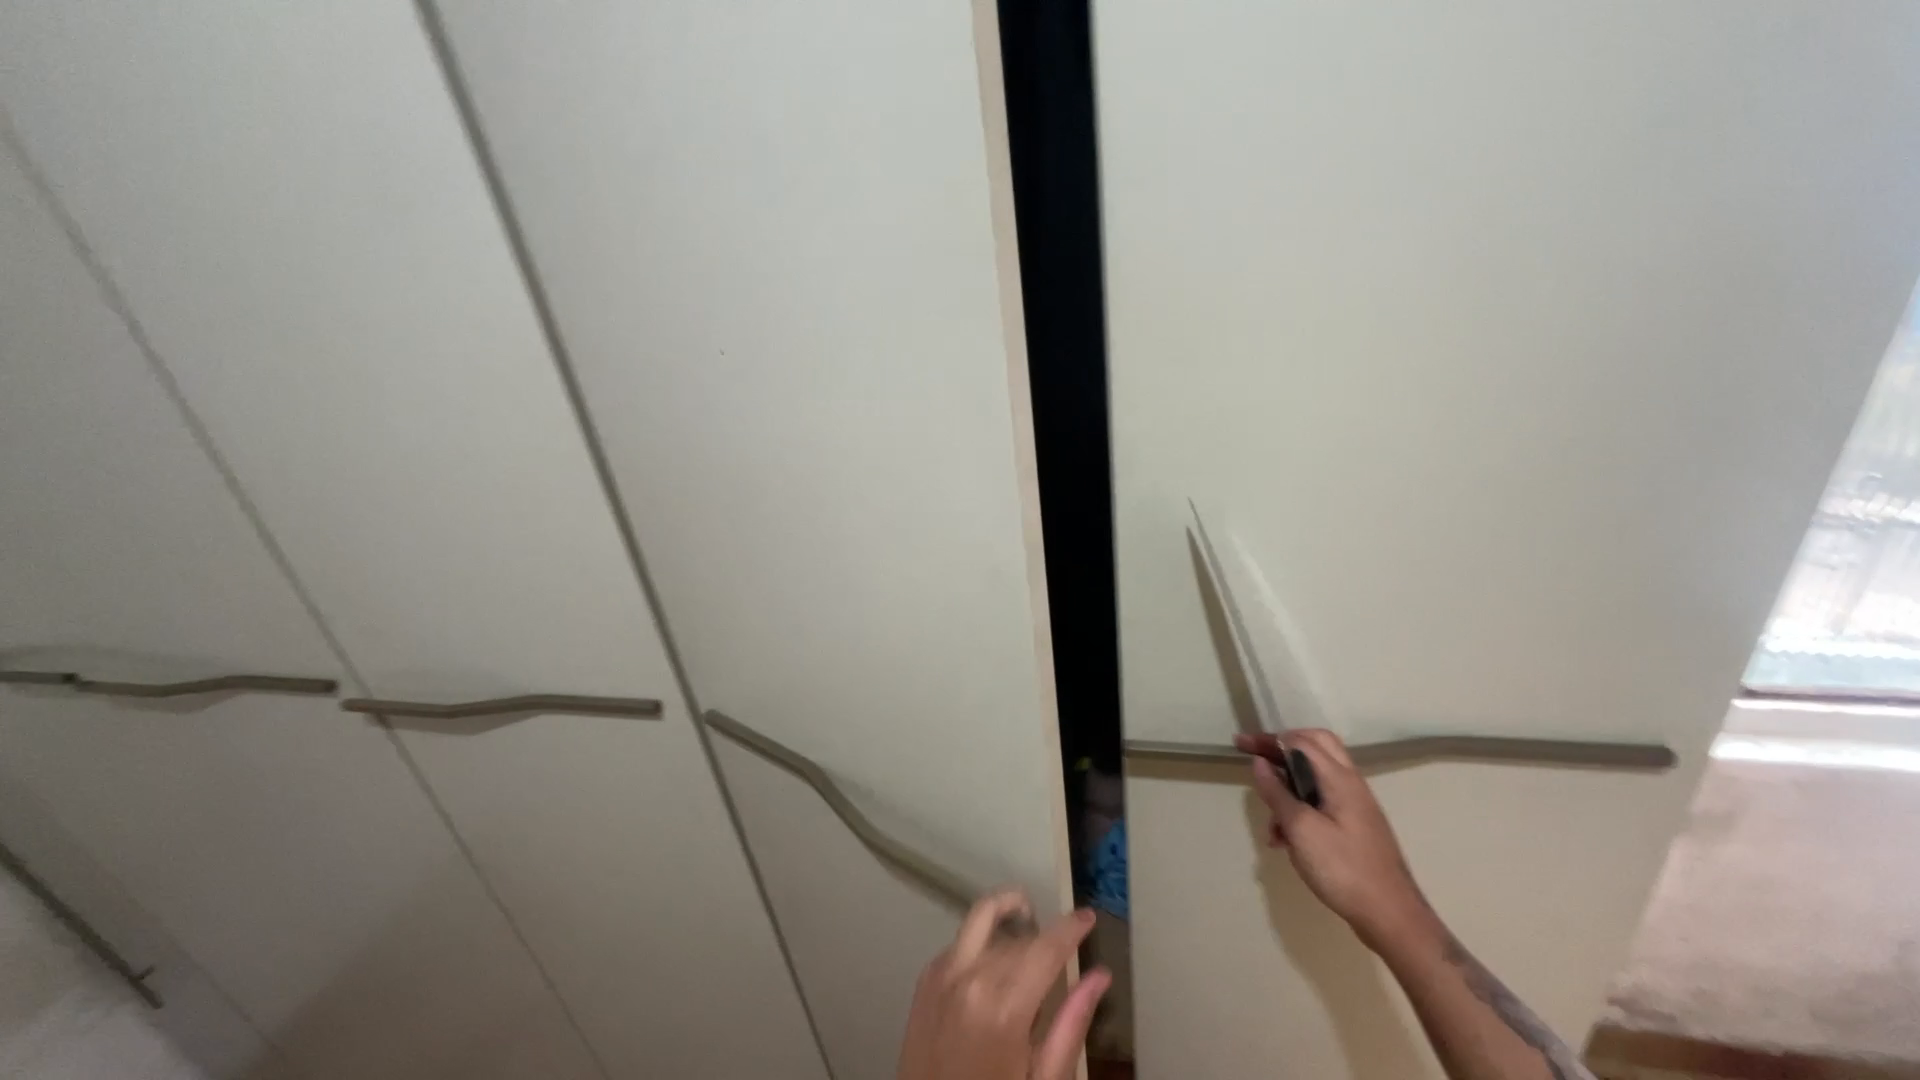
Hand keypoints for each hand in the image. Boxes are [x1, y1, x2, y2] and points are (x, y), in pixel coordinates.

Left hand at [897, 890, 1111, 1079]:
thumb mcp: (1043, 1079)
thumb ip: (1071, 1024)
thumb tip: (1099, 976)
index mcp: (1004, 1007)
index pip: (1046, 947)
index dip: (1071, 927)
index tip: (1087, 916)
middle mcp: (969, 978)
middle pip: (1017, 934)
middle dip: (1044, 934)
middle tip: (1062, 948)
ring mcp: (941, 974)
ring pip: (982, 921)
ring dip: (1009, 918)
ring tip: (1029, 928)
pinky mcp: (924, 979)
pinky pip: (959, 940)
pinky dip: (981, 938)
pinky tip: (994, 961)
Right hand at [1235, 729, 1436, 948]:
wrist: (1390, 915)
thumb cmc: (1343, 869)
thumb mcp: (1301, 830)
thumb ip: (1278, 793)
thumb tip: (1260, 763)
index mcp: (1340, 779)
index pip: (1301, 742)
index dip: (1269, 739)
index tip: (1240, 745)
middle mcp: (1351, 784)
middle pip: (1316, 747)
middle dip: (1283, 750)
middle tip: (1258, 762)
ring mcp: (1356, 805)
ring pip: (1317, 777)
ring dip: (1289, 788)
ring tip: (1271, 825)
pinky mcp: (1355, 825)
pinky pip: (1322, 802)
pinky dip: (1300, 809)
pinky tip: (1286, 841)